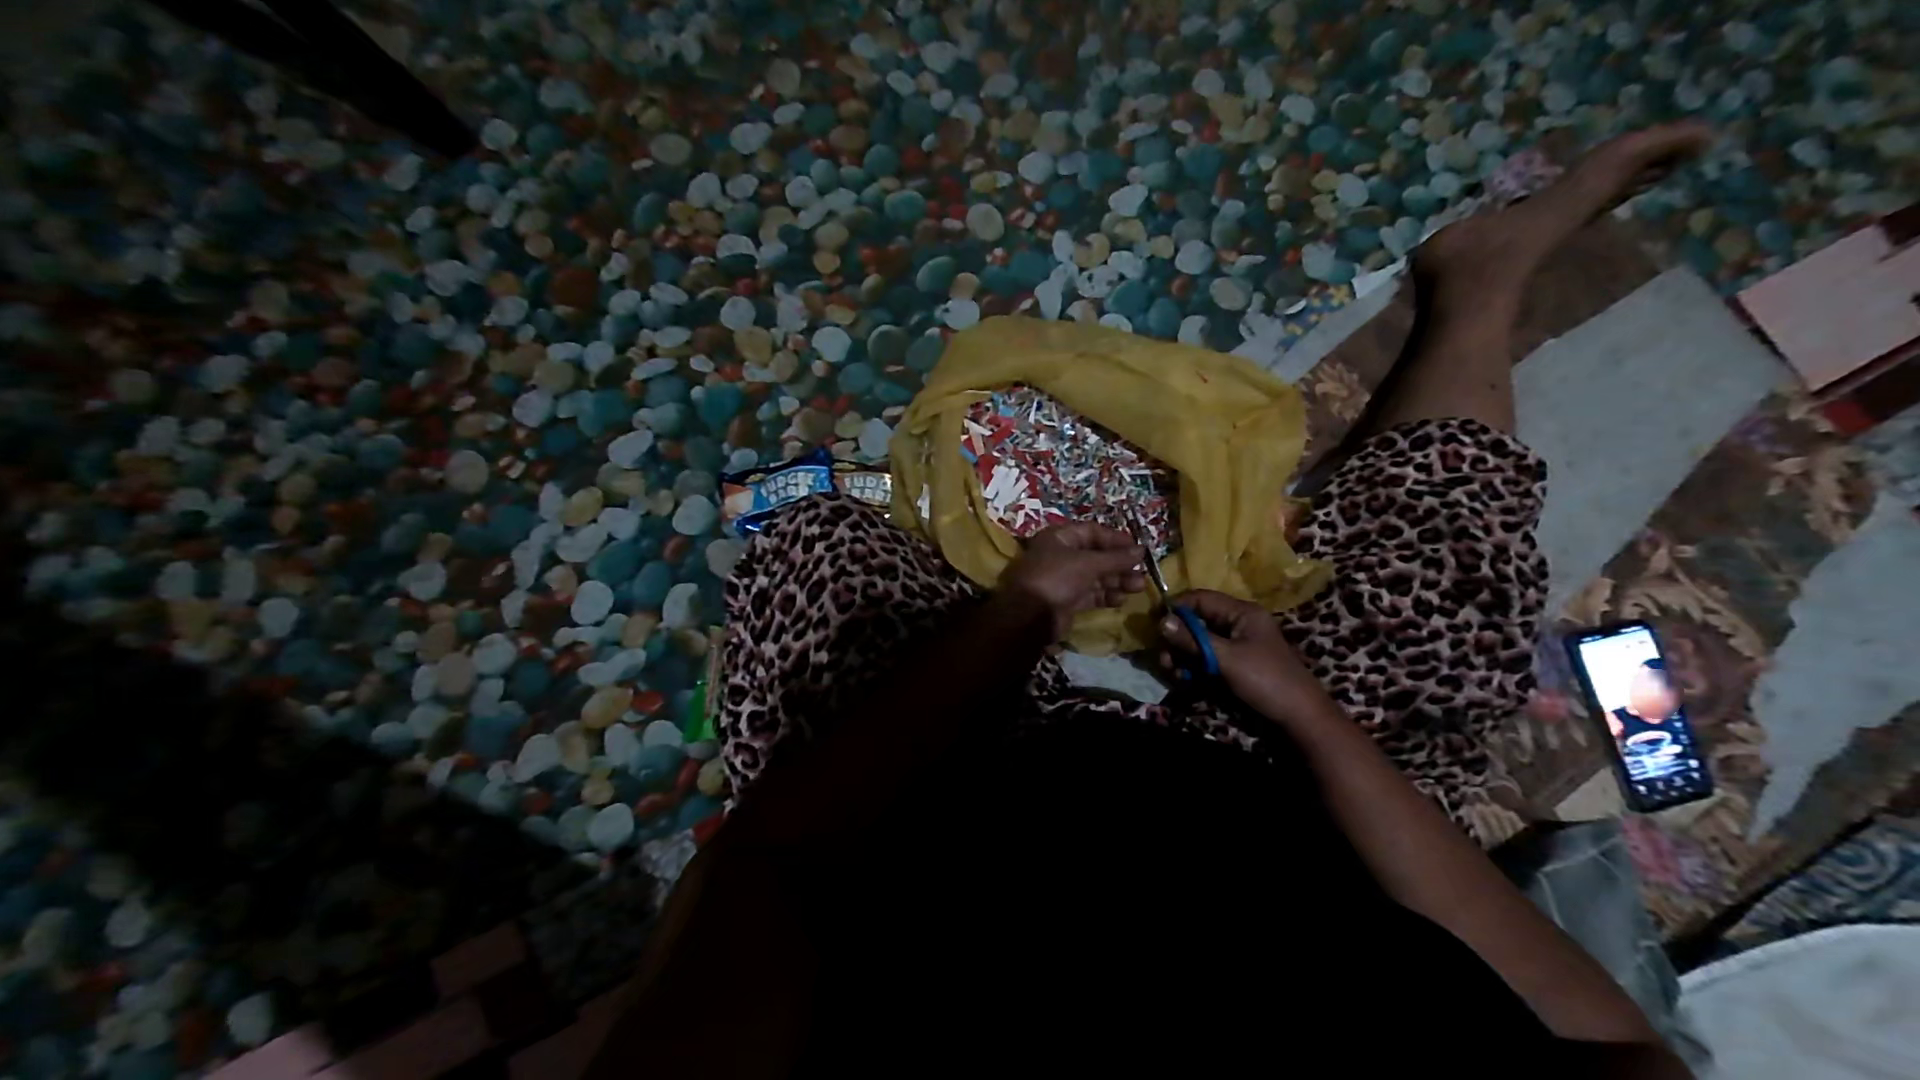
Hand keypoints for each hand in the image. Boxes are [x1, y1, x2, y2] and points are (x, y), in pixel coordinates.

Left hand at [998, 522, 1144, 638]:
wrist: (1030, 616)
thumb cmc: (1057, 578)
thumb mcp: (1088, 563)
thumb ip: (1116, 557)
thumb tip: (1141, 550)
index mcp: (1060, 538)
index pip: (1092, 532)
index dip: (1115, 539)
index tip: (1138, 548)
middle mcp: (1061, 555)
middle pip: (1097, 555)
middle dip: (1120, 564)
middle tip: (1142, 571)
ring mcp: (1064, 579)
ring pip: (1096, 576)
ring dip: (1117, 580)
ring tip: (1138, 587)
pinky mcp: (1068, 600)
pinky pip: (1091, 594)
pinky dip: (1106, 595)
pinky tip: (1121, 599)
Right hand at [1157, 589, 1330, 725]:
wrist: (1299, 717)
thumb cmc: (1265, 680)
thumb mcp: (1225, 658)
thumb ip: (1192, 639)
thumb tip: (1161, 621)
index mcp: (1242, 612)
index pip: (1200, 598)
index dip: (1176, 608)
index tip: (1155, 625)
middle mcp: (1237, 624)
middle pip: (1196, 621)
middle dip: (1176, 638)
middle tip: (1164, 657)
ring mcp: (1235, 645)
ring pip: (1198, 642)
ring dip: (1181, 655)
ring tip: (1173, 672)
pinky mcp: (1233, 664)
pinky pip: (1206, 658)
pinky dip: (1193, 667)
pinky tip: (1184, 679)